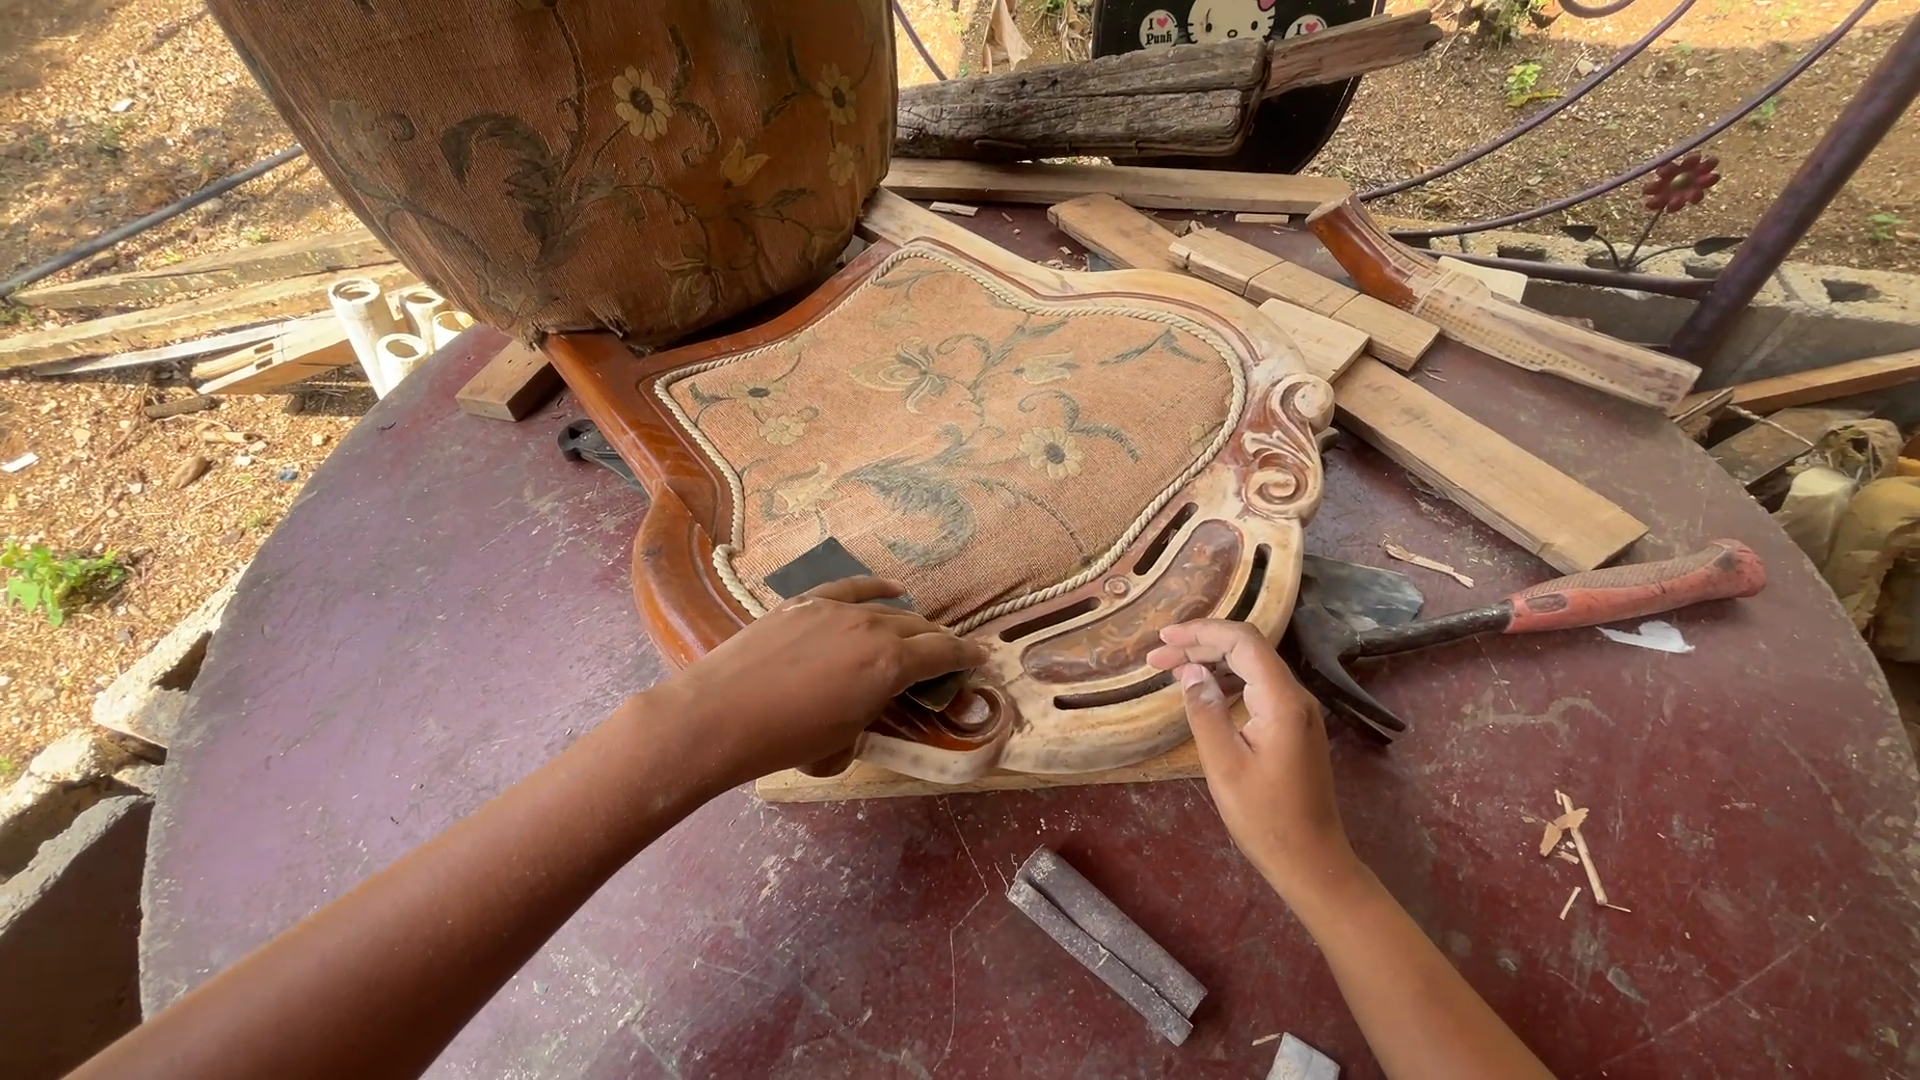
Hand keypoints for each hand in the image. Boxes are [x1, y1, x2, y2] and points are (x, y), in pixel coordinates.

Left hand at [645, 577, 987, 788]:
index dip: (968, 657)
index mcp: (889, 665)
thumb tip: (879, 696)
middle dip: (939, 642)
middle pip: (919, 627)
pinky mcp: (806, 603)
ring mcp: (837, 610)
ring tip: (917, 631)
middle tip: (947, 656)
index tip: (982, 660)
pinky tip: (889, 589)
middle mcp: (872, 628)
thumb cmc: (786, 741)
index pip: (944, 653)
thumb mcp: (846, 738)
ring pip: (887, 608)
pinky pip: (852, 588)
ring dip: (909, 621)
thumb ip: (876, 708)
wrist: (718, 715)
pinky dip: (876, 588)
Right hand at [1147, 619, 1357, 899]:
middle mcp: (1296, 697)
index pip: (1243, 641)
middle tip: (1156, 658)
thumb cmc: (1264, 817)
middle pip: (1247, 649)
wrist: (1312, 860)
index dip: (1201, 632)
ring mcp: (1298, 712)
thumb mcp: (1223, 765)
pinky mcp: (1293, 726)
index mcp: (1281, 701)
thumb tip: (1189, 672)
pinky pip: (1257, 687)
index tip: (1163, 638)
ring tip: (1170, 669)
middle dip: (1200, 645)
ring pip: (1251, 666)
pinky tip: (1201, 690)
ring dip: (1210, 661)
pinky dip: (1226, 680)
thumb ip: (1204, 711)